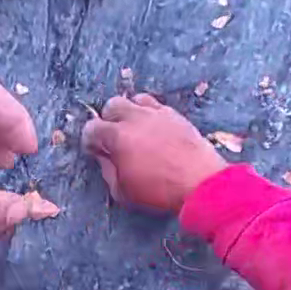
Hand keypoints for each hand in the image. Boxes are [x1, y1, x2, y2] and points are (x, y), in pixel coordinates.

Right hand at [81, 94, 227, 212]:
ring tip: (134, 129)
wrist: (200, 183)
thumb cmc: (158, 191)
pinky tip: (153, 129)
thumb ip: (107, 170)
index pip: (92, 128)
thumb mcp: (122, 191)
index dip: (90, 140)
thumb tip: (103, 156)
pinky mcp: (175, 115)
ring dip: (130, 112)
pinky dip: (150, 114)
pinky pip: (156, 105)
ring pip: (135, 99)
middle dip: (108, 120)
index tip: (96, 150)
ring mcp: (157, 113)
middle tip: (114, 137)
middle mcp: (135, 118)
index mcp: (117, 136)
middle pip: (112, 105)